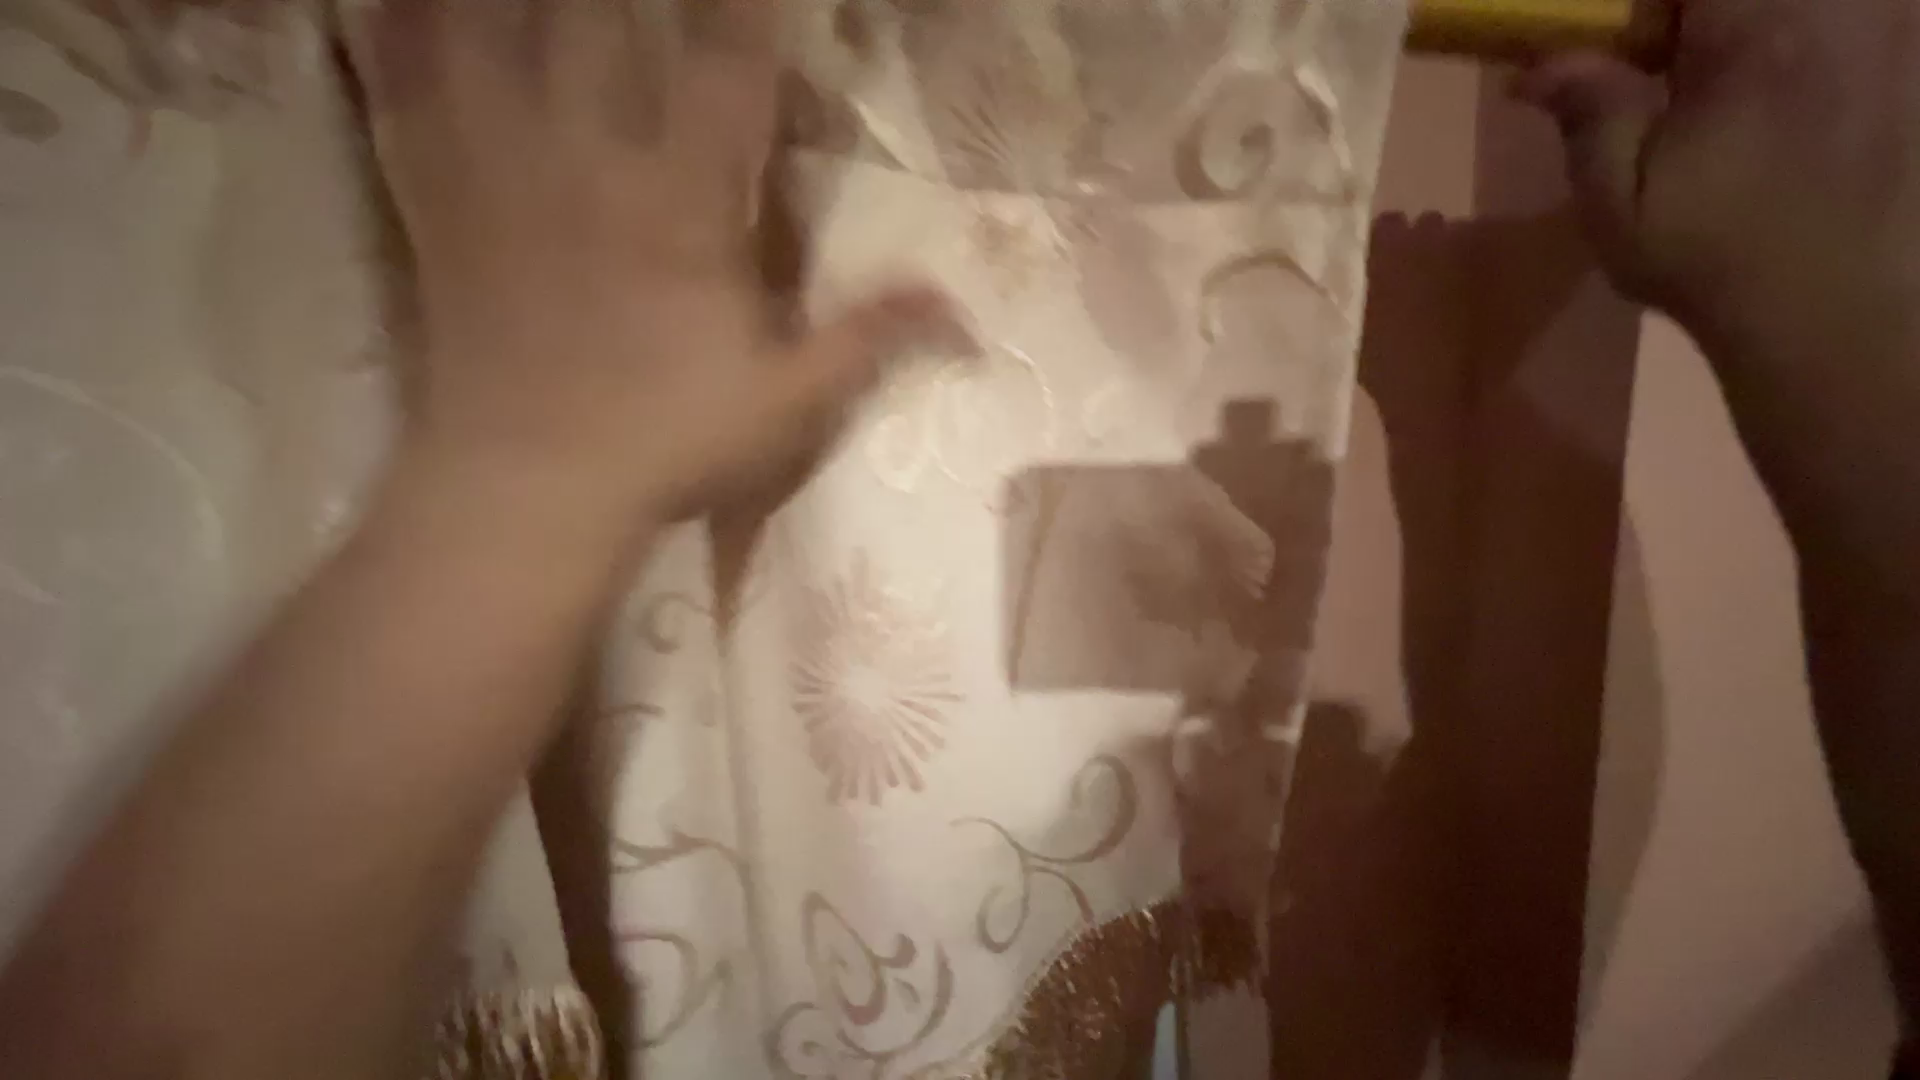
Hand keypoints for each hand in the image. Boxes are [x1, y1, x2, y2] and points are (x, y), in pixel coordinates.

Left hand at [347, 0, 953, 533]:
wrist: (530, 488)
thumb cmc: (671, 444)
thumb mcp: (790, 402)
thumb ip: (870, 338)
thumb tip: (960, 306)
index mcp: (682, 204)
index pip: (729, 66)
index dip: (754, 10)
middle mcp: (587, 159)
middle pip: (602, 11)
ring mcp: (499, 167)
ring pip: (492, 20)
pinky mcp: (433, 193)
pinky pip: (397, 76)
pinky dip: (397, 23)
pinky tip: (406, 5)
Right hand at [1517, 0, 1918, 359]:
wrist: (1831, 305)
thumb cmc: (1705, 257)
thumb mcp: (1617, 200)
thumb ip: (1589, 114)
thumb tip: (1537, 63)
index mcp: (1759, 35)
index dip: (1640, 7)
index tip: (1617, 43)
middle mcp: (1846, 7)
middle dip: (1687, 21)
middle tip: (1658, 64)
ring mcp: (1896, 25)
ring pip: (1799, 12)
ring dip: (1744, 36)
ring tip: (1717, 95)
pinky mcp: (1913, 52)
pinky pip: (1854, 23)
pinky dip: (1803, 44)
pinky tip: (1782, 101)